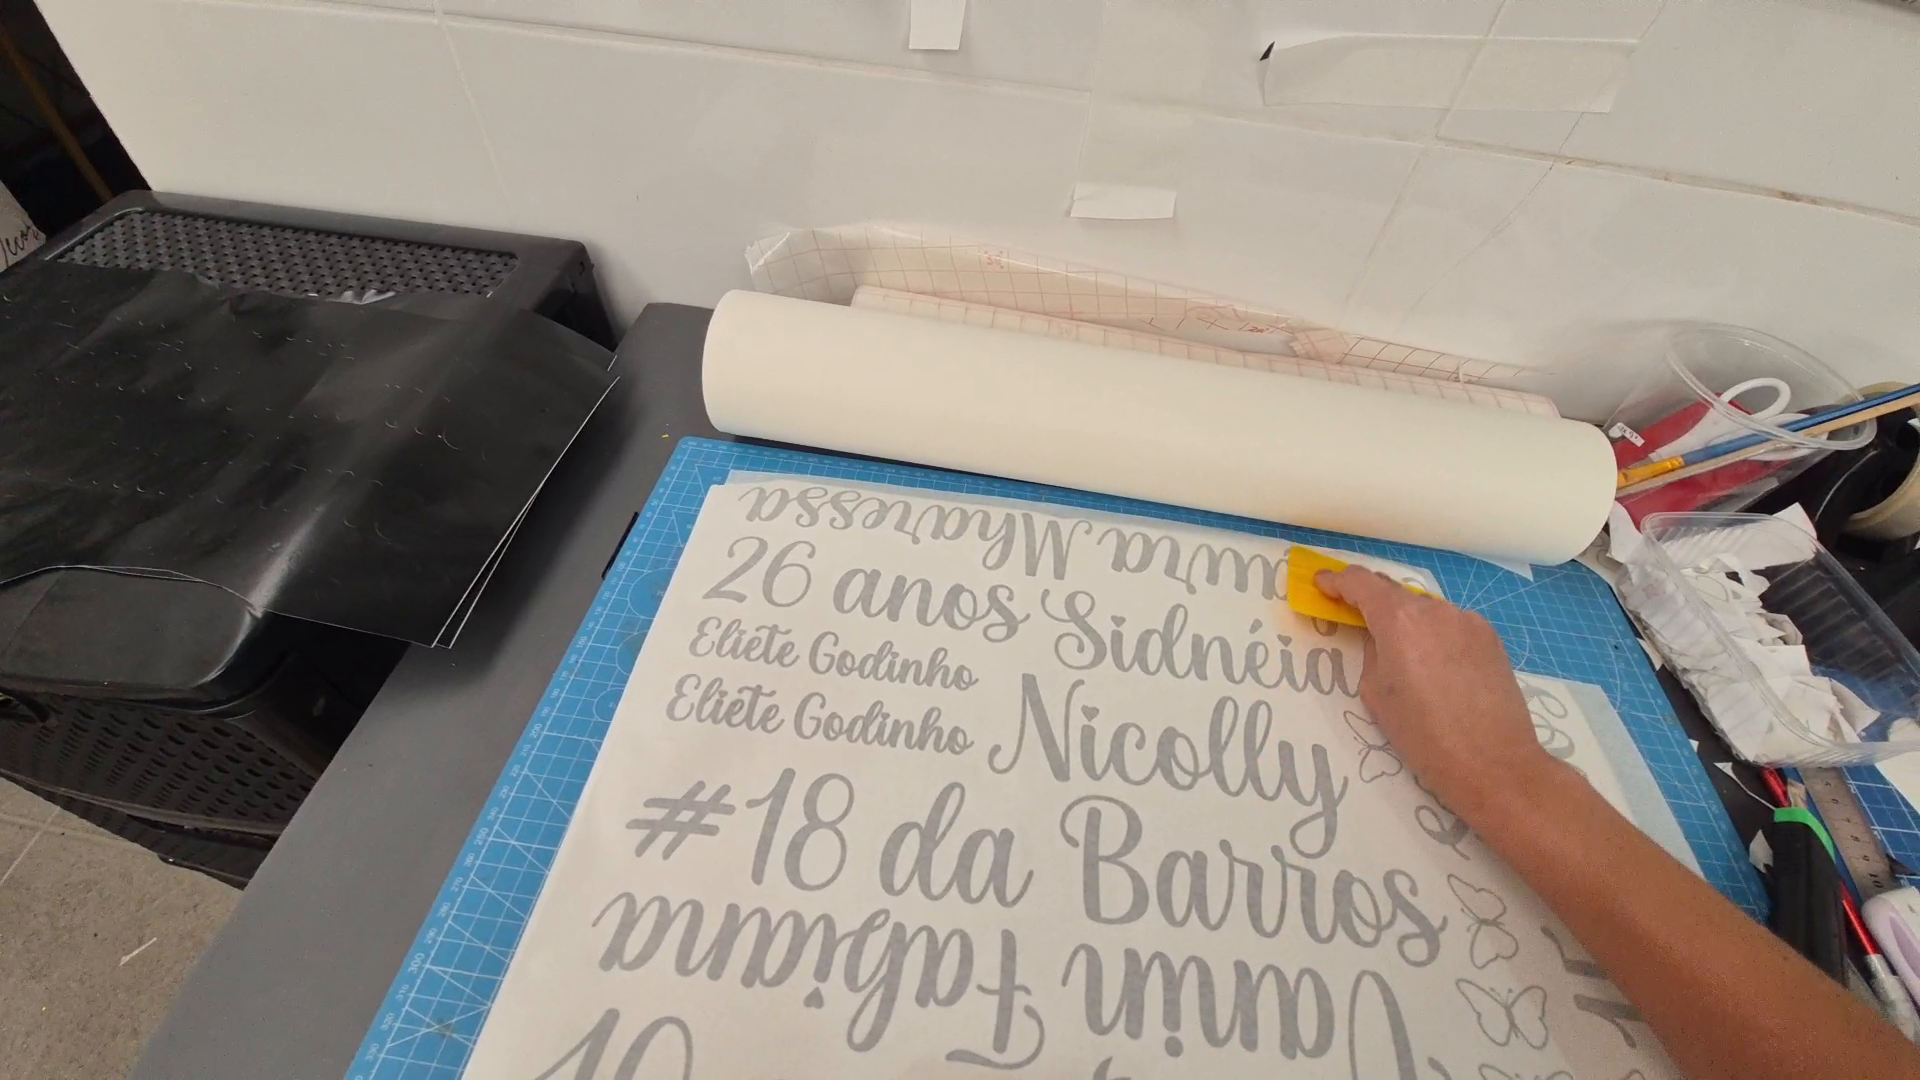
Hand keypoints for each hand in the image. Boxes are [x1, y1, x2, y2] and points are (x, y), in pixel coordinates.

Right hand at [1316, 566, 1563, 822]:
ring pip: (1422, 608)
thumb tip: (1380, 636)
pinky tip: (1432, 661)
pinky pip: (1448, 623)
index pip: (1359, 582)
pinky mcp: (1490, 638)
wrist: (1493, 763)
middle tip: (1349, 611)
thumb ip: (1372, 650)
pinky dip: (1431, 631)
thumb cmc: (1420, 732)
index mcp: (1398, 620)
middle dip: (1367, 596)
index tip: (1321, 584)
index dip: (1335, 580)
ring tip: (1398, 648)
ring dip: (1403, 617)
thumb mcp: (1375, 690)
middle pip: (1391, 589)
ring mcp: (1467, 621)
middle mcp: (1434, 610)